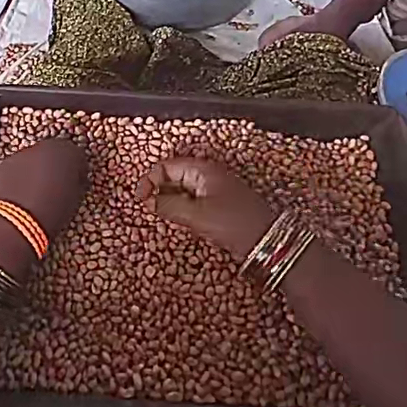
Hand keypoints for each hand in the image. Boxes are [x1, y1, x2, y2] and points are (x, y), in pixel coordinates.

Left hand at [0, 137, 87, 239]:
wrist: (19, 219)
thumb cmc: (54, 211)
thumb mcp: (75, 199)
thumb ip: (75, 183)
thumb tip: (73, 181)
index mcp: (69, 153)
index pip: (77, 155)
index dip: (77, 169)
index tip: (76, 181)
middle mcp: (47, 147)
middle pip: (55, 152)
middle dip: (57, 165)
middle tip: (57, 184)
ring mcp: (24, 153)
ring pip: (35, 158)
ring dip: (38, 169)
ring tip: (38, 190)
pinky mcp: (7, 163)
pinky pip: (18, 166)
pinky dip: (21, 175)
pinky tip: (22, 193)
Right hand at [137, 157, 276, 259]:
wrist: (266, 240)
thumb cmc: (234, 223)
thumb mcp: (196, 215)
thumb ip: (169, 206)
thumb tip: (147, 201)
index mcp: (202, 170)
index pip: (166, 166)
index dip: (149, 180)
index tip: (140, 198)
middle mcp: (207, 175)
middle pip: (173, 175)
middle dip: (157, 189)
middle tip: (147, 208)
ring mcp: (213, 189)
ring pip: (181, 189)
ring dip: (168, 200)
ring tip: (160, 215)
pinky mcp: (217, 204)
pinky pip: (191, 200)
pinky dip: (180, 207)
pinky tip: (177, 220)